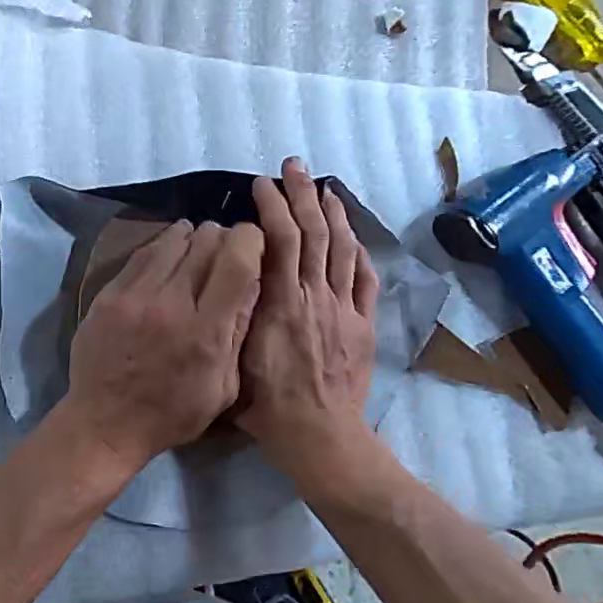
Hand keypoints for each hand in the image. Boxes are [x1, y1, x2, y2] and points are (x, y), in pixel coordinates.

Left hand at [56, 220, 263, 476]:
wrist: (104, 424)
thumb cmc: (173, 413)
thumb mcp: (224, 387)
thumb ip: (240, 331)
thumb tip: (255, 281)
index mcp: (206, 332)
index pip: (237, 260)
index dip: (251, 241)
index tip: (253, 246)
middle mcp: (171, 304)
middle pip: (206, 239)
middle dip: (223, 241)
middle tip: (223, 257)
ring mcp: (134, 295)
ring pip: (174, 237)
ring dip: (192, 242)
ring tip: (194, 260)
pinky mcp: (108, 293)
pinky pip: (144, 251)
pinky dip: (163, 251)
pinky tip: (166, 266)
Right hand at [238, 158, 379, 476]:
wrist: (321, 436)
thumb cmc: (269, 406)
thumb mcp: (236, 361)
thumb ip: (237, 317)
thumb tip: (236, 278)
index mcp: (281, 304)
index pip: (280, 240)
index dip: (273, 206)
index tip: (262, 184)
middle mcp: (315, 297)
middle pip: (314, 234)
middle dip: (303, 195)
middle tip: (295, 166)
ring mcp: (344, 309)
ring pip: (342, 249)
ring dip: (334, 214)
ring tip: (326, 187)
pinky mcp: (364, 325)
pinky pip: (366, 281)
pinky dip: (359, 253)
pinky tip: (353, 235)